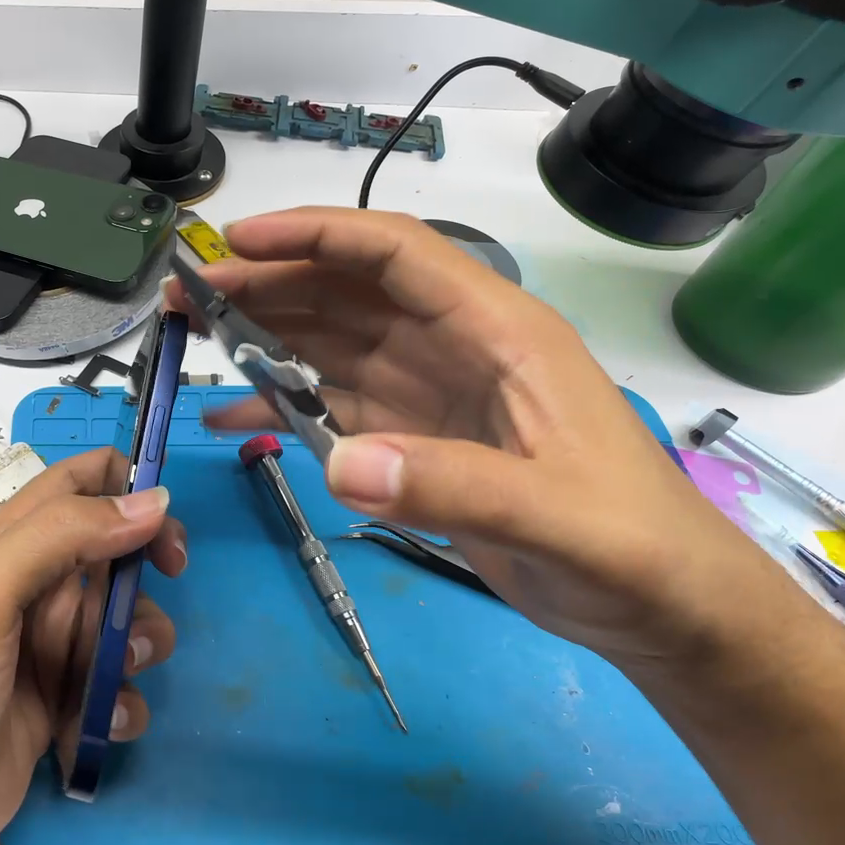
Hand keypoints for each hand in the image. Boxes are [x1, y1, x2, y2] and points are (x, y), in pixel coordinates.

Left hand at [0, 448, 185, 844]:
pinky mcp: (63, 705)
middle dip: (144, 576)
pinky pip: (118, 690)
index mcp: (14, 544)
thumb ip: (63, 536)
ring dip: (139, 647)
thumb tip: (152, 501)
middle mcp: (37, 588)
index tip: (163, 524)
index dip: (129, 488)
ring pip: (126, 625)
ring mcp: (51, 649)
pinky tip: (96, 729)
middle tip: (160, 598)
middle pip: (117, 554)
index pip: (80, 484)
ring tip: (112, 682)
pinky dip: (122, 705)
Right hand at [165, 207, 777, 665]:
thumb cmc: (632, 549)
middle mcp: (449, 345)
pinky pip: (326, 404)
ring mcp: (422, 391)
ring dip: (259, 333)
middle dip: (262, 283)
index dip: (313, 235)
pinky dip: (277, 403)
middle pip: (341, 291)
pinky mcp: (404, 437)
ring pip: (326, 340)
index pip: (393, 252)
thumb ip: (455, 487)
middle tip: (184, 296)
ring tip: (191, 334)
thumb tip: (342, 465)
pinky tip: (230, 414)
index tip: (235, 243)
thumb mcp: (557, 519)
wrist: (660, 609)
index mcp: (494, 330)